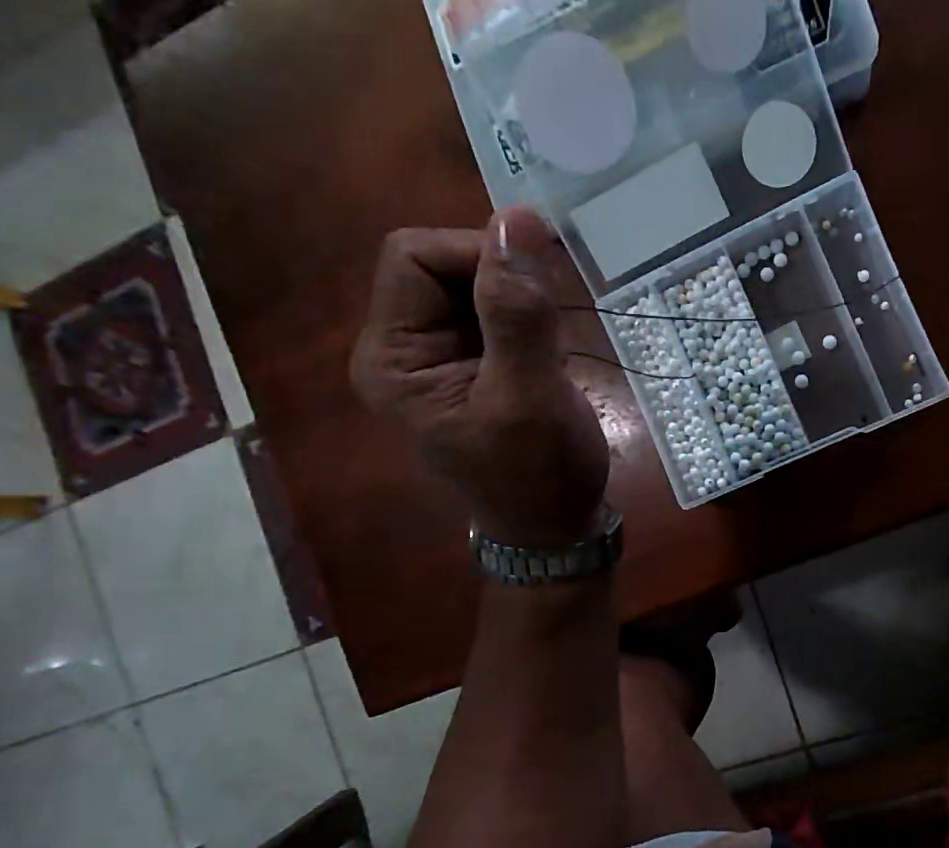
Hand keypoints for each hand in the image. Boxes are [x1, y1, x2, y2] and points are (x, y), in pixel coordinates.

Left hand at [352, 208, 608, 547]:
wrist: (555, 529)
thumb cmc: (537, 477)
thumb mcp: (528, 399)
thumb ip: (516, 313)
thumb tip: (514, 217)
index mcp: (393, 358)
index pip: (413, 256)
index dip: (473, 253)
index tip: (534, 285)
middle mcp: (404, 348)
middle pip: (441, 262)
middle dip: (501, 276)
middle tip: (549, 318)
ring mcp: (439, 353)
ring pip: (473, 279)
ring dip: (520, 294)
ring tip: (553, 343)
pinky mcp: (473, 360)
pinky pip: (495, 306)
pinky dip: (528, 311)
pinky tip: (551, 348)